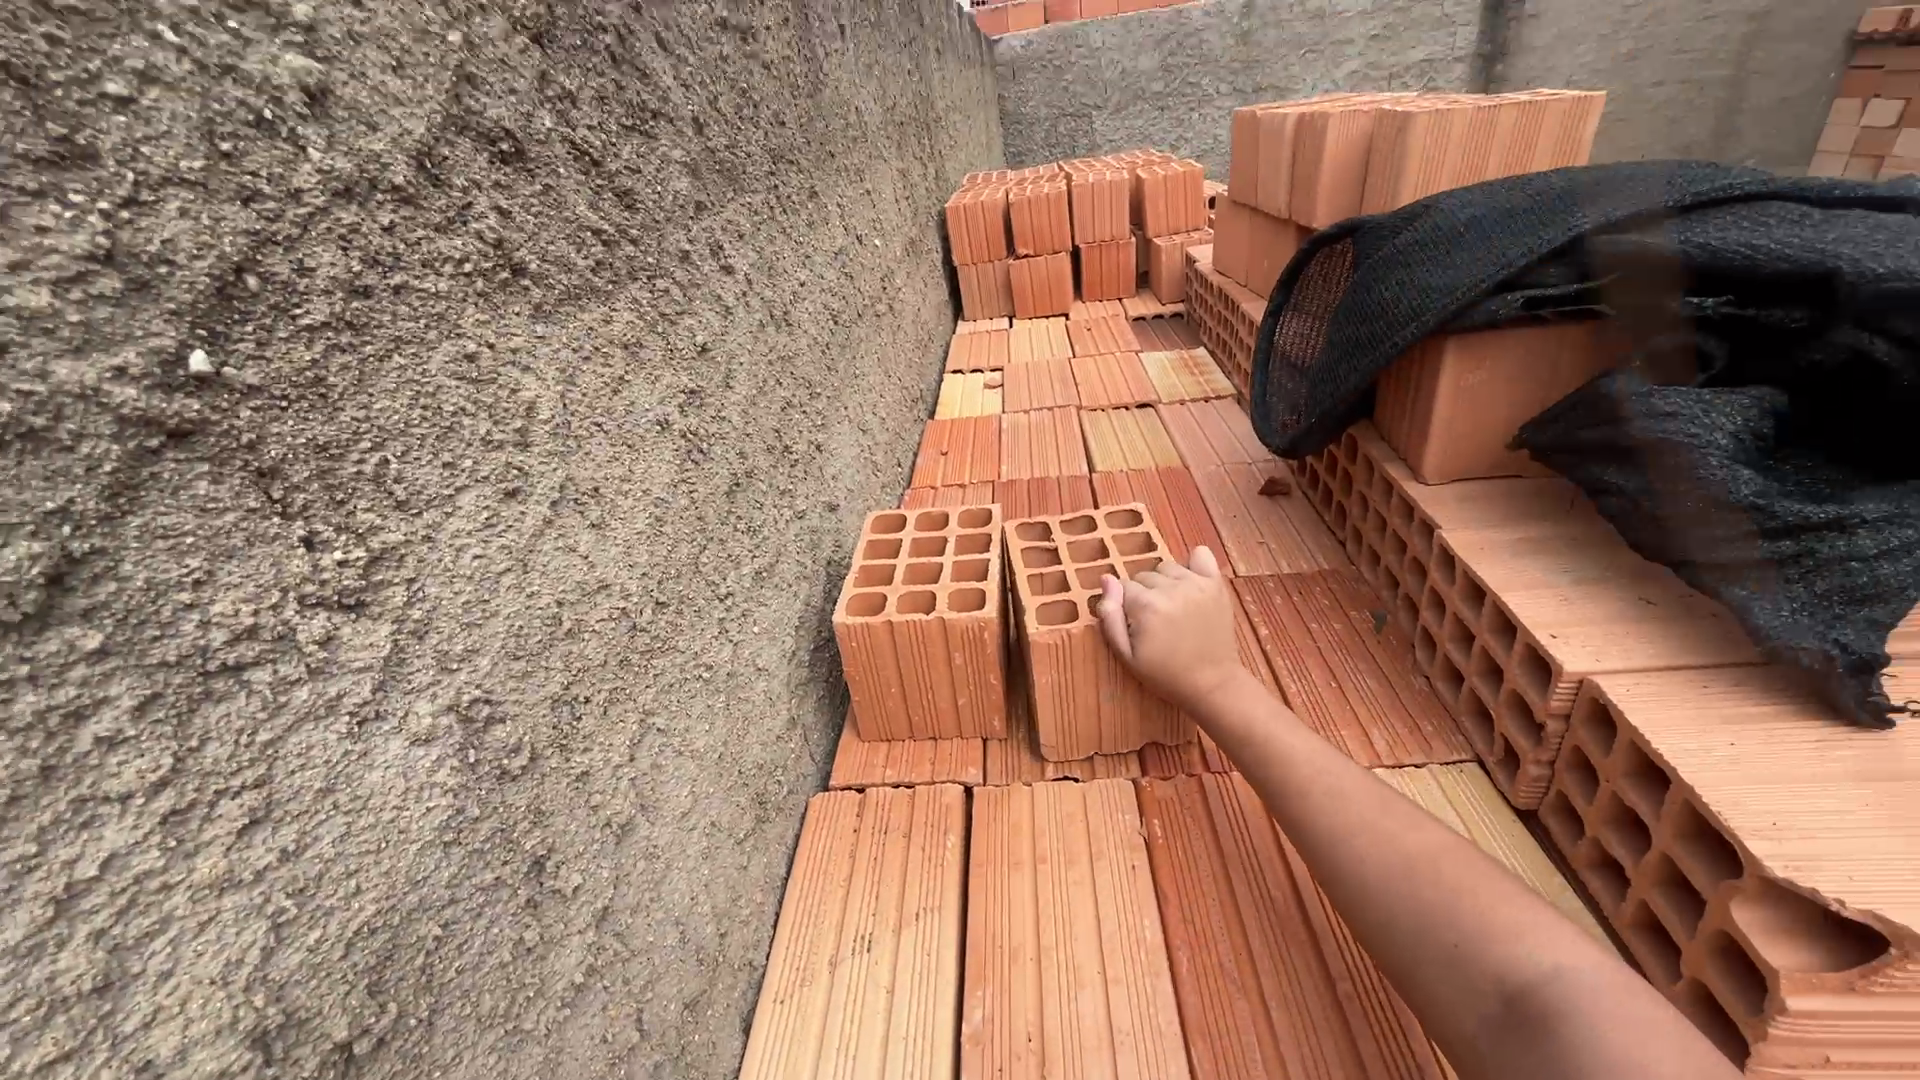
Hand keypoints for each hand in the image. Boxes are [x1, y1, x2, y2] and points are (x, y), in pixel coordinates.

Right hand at [1097, 546, 1244, 712]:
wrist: (1212, 684)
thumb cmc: (1164, 674)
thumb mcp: (1126, 655)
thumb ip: (1110, 616)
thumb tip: (1106, 579)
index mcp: (1145, 605)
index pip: (1123, 587)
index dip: (1127, 607)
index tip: (1138, 626)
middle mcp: (1170, 588)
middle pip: (1144, 576)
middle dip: (1145, 595)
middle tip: (1157, 622)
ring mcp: (1196, 583)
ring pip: (1167, 567)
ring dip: (1166, 582)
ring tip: (1174, 607)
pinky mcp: (1216, 584)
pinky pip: (1201, 555)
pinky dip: (1194, 564)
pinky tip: (1191, 584)